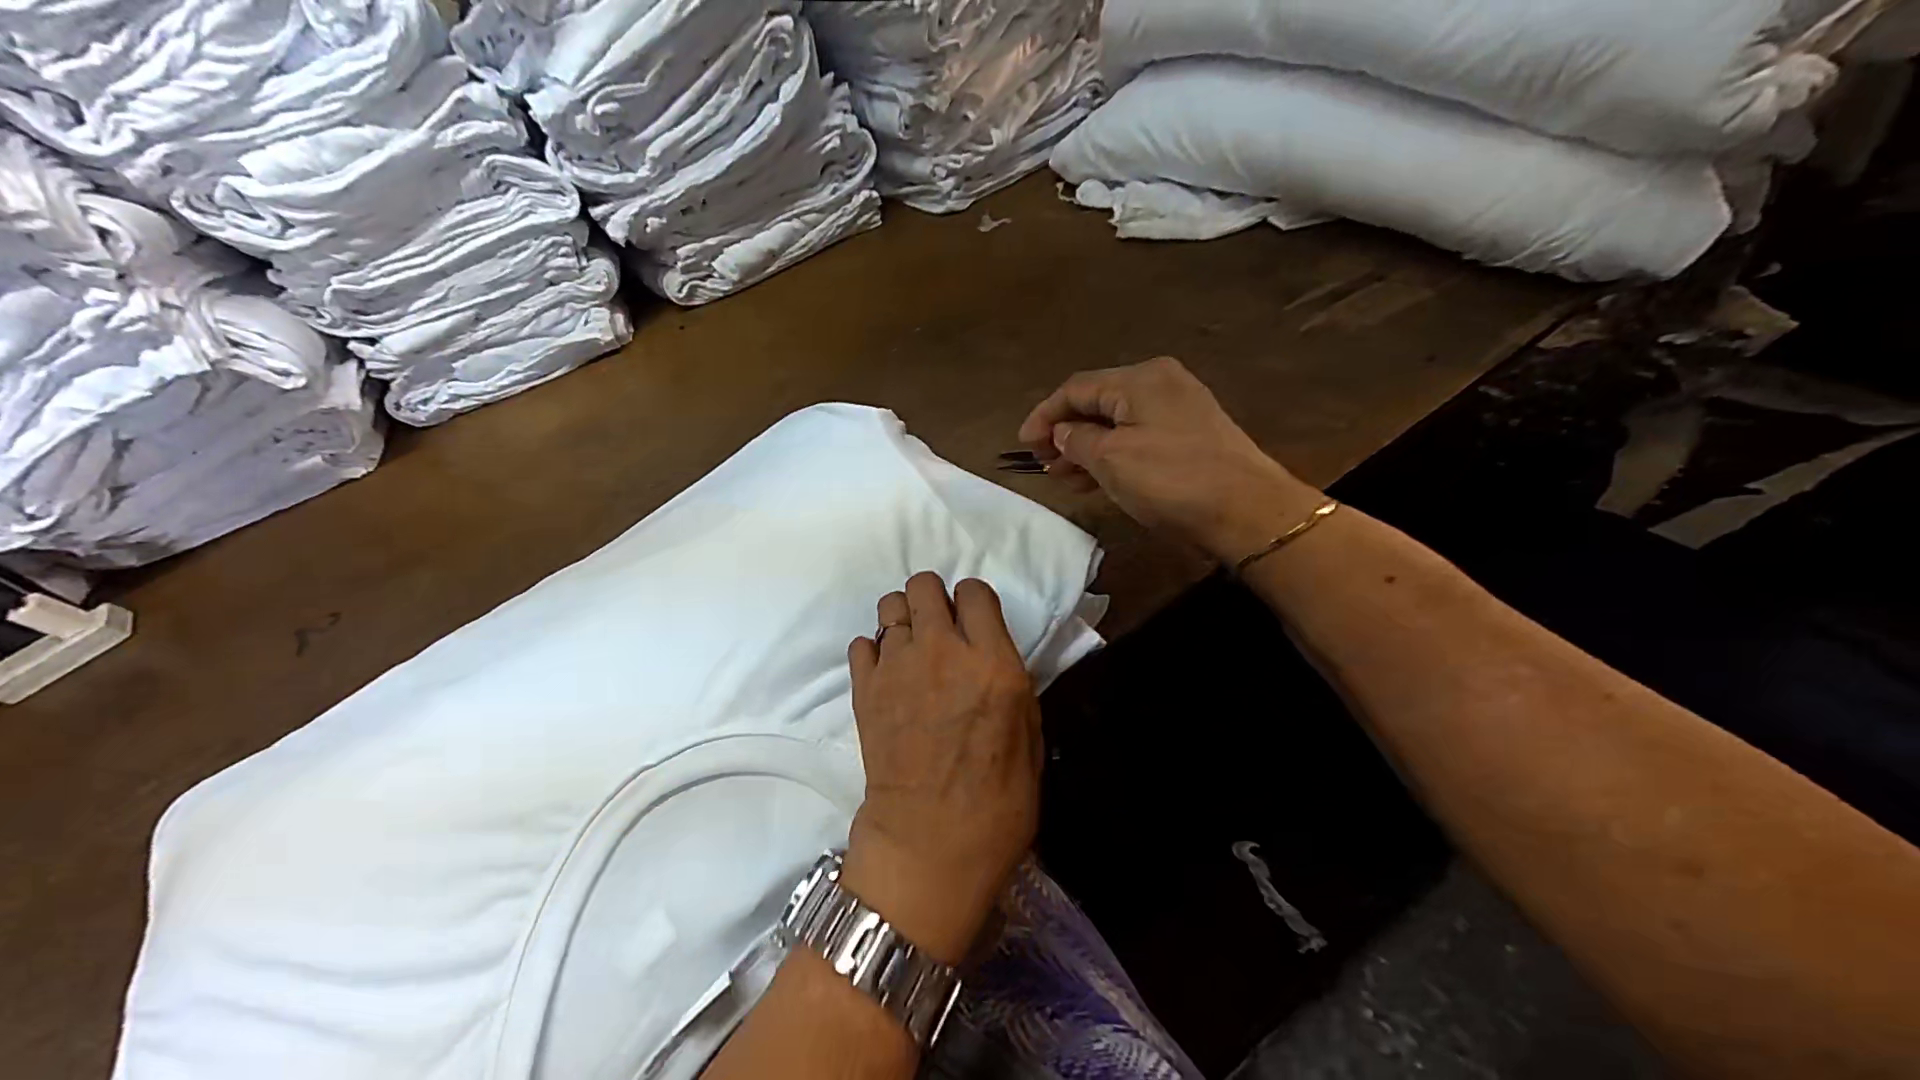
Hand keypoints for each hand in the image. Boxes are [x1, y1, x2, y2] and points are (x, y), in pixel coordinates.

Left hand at [842, 572, 1041, 964]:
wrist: (929, 843)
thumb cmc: (997, 802)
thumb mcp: (1030, 737)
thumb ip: (1012, 683)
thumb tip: (992, 659)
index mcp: (993, 662)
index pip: (976, 591)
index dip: (974, 602)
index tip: (974, 621)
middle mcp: (943, 650)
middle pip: (925, 584)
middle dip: (933, 598)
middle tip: (939, 627)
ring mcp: (897, 666)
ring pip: (889, 604)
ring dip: (903, 619)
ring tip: (911, 648)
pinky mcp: (864, 688)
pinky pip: (862, 642)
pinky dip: (876, 651)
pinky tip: (887, 675)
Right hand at [1018, 356, 1325, 563]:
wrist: (1248, 511)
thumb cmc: (1172, 479)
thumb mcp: (1112, 458)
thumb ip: (1078, 440)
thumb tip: (1064, 432)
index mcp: (1140, 378)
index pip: (1076, 388)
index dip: (1044, 415)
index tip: (1023, 445)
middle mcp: (1161, 383)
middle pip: (1098, 403)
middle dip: (1066, 434)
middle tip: (1046, 465)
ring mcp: (1180, 409)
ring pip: (1118, 423)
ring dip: (1088, 449)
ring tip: (1066, 478)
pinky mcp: (1192, 436)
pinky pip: (1139, 438)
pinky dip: (1114, 456)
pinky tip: (1098, 480)